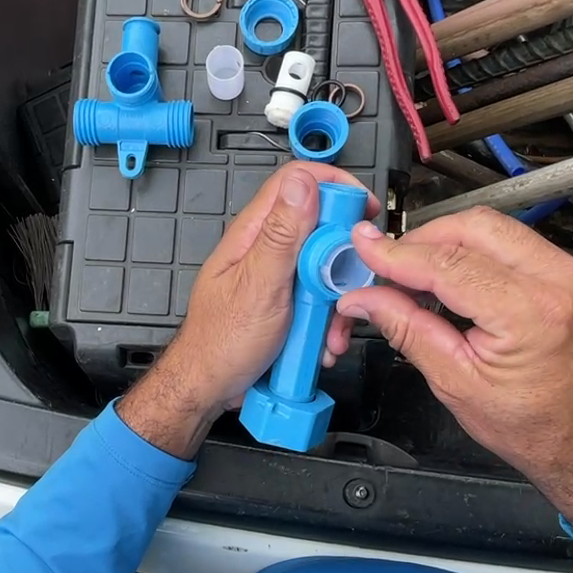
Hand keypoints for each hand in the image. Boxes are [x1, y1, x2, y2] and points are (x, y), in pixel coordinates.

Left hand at [117, 161, 378, 458]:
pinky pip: (319, 301)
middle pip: (319, 229)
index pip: (295, 183)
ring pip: (324, 271)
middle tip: (346, 285)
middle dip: (342, 258)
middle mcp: (265, 251)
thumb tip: (302, 184)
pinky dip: (327, 322)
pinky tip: (321, 343)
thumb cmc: (220, 342)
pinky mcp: (285, 304)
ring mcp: (277, 278)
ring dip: (337, 300)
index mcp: (253, 235)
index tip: (362, 210)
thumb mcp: (258, 286)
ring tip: (331, 330)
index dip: (334, 187)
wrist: (210, 389)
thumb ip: (281, 235)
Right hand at [330, 207, 572, 565]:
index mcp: (532, 315)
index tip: (363, 247)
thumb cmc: (532, 428)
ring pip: (493, 228)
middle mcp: (563, 282)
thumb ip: (407, 329)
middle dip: (421, 240)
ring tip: (412, 274)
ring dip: (445, 243)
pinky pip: (512, 243)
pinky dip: (472, 253)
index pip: (449, 264)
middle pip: (474, 228)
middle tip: (385, 265)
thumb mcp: (454, 383)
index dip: (397, 254)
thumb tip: (363, 298)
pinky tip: (448, 279)